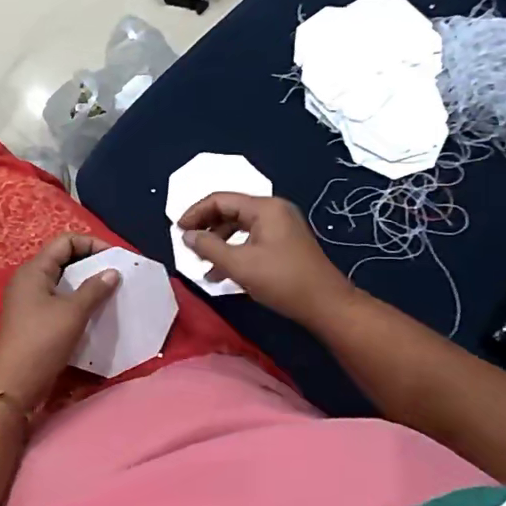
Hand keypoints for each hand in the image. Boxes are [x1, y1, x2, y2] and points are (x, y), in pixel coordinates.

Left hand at [0, 234, 120, 411]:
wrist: (14, 383)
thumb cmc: (42, 341)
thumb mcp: (72, 313)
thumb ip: (94, 289)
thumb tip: (112, 272)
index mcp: (34, 270)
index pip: (65, 242)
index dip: (92, 244)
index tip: (116, 259)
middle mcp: (29, 280)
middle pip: (64, 260)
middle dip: (92, 265)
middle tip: (118, 276)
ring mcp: (30, 301)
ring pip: (63, 282)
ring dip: (87, 285)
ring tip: (112, 294)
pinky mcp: (34, 320)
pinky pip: (60, 301)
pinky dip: (78, 302)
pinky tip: (96, 313)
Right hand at [176, 193, 354, 324]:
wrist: (327, 305)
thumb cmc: (282, 281)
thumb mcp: (239, 265)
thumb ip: (208, 247)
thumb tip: (186, 236)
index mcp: (265, 208)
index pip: (220, 200)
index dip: (195, 213)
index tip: (178, 231)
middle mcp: (274, 210)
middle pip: (230, 210)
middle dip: (206, 227)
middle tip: (188, 245)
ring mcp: (281, 226)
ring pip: (239, 226)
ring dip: (218, 242)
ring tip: (203, 262)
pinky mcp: (284, 242)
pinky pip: (251, 238)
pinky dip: (234, 250)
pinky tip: (222, 271)